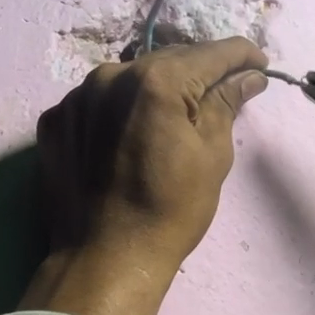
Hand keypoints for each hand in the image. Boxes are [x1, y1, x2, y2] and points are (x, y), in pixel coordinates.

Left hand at [19, 37, 268, 314]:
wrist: (102, 260)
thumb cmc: (169, 211)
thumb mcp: (212, 156)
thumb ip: (225, 104)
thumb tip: (247, 77)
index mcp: (156, 80)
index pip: (209, 53)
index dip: (240, 55)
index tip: (258, 63)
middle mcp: (111, 75)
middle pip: (167, 61)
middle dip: (197, 72)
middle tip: (223, 90)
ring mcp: (76, 96)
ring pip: (127, 79)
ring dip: (152, 90)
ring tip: (170, 117)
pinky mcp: (55, 120)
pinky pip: (95, 103)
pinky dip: (116, 112)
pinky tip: (128, 137)